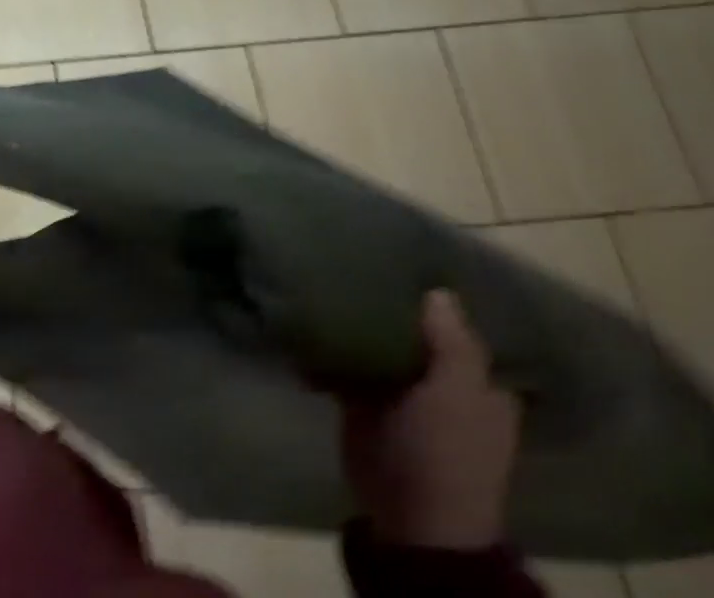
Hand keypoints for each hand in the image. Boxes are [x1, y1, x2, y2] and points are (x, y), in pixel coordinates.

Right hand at [341, 289, 520, 550]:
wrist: (410, 511)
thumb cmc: (445, 449)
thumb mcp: (457, 394)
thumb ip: (452, 344)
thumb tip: (437, 292)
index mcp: (476, 379)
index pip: (455, 326)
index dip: (432, 299)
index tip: (399, 264)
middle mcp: (439, 380)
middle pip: (408, 333)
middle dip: (382, 309)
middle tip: (347, 268)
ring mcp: (398, 392)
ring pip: (372, 348)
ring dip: (347, 329)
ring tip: (315, 289)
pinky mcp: (360, 403)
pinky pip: (340, 368)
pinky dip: (322, 355)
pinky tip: (300, 332)